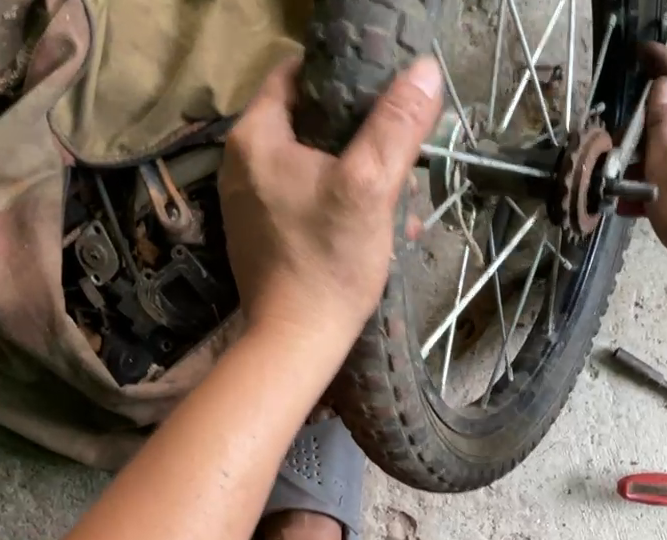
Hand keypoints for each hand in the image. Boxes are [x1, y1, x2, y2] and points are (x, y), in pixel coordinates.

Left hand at [220, 55, 443, 355]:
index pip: (298, 75)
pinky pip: (306, 203)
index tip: (384, 104)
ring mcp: (249, 203)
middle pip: (311, 125)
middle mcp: (241, 164)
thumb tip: (425, 72)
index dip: (345, 81)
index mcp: (255, 137)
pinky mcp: (263, 237)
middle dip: (361, 142)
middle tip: (400, 166)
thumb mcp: (370, 188)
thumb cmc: (329, 263)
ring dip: (359, 181)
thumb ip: (396, 126)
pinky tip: (373, 233)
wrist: (297, 341)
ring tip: (398, 208)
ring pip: (314, 167)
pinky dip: (339, 209)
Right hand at [637, 43, 666, 268]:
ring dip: (647, 160)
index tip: (644, 51)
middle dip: (646, 127)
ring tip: (621, 183)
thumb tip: (662, 87)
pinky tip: (635, 204)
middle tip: (620, 143)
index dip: (663, 63)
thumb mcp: (662, 163)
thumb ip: (659, 124)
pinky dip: (658, 179)